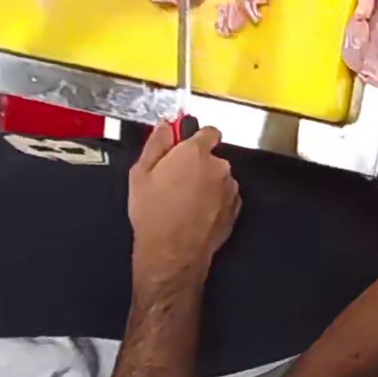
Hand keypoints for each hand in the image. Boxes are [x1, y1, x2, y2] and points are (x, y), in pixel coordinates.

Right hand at [128, 124, 240, 284]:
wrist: (174, 250)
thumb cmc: (154, 212)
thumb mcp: (141, 172)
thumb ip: (157, 143)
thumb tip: (165, 125)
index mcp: (196, 153)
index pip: (208, 132)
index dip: (197, 137)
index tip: (186, 144)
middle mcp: (220, 168)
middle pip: (212, 158)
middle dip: (198, 164)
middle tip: (175, 179)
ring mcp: (231, 189)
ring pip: (220, 178)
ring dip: (207, 183)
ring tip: (185, 200)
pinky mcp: (236, 208)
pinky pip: (225, 196)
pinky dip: (215, 200)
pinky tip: (197, 211)